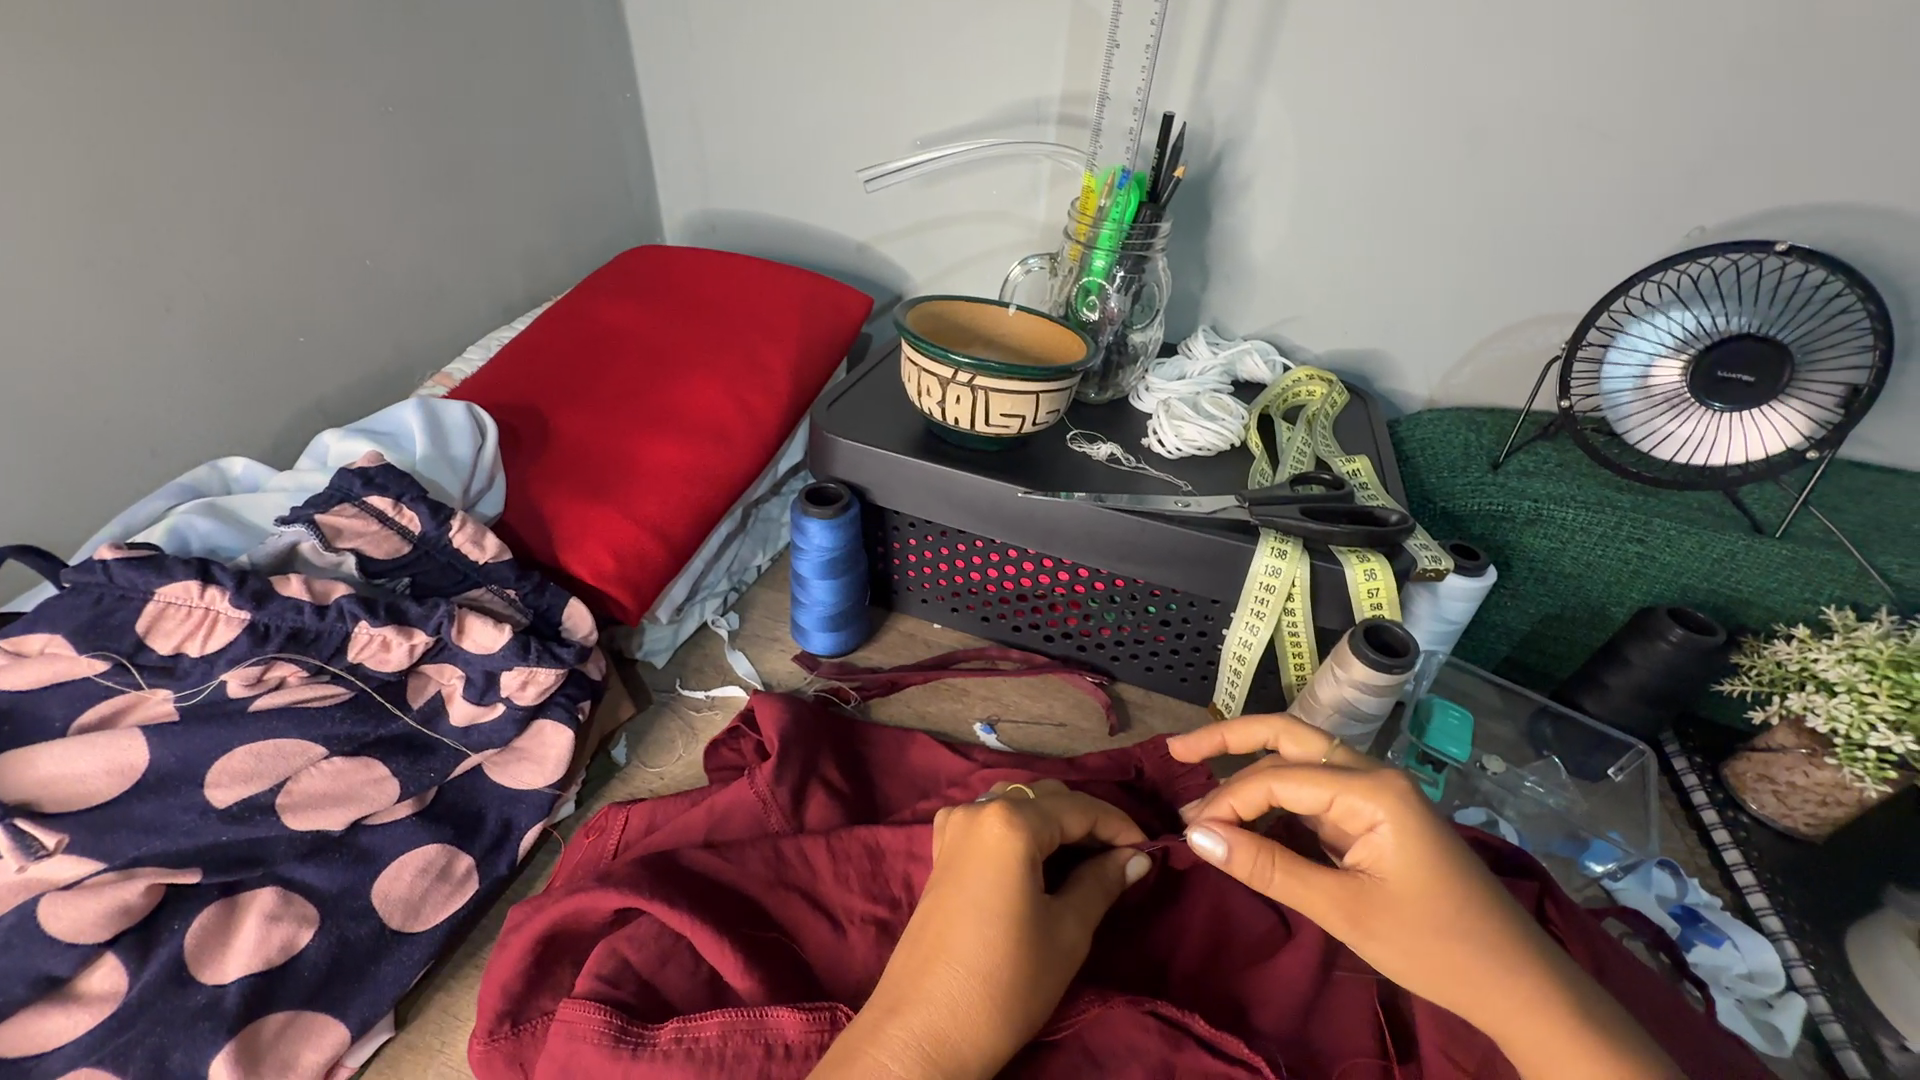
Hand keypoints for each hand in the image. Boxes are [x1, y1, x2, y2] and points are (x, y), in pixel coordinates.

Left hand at [810, 779, 1150, 1079]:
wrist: (927, 1029)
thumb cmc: (1006, 981)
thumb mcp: (1067, 931)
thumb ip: (1103, 881)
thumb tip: (1137, 856)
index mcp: (1009, 820)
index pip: (1079, 808)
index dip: (1119, 826)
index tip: (1149, 850)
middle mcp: (978, 809)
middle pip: (1046, 798)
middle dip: (1088, 822)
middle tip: (1123, 858)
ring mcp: (954, 827)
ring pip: (1017, 804)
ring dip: (1054, 822)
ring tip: (1088, 858)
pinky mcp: (942, 850)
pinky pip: (991, 821)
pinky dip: (1022, 829)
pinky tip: (1042, 858)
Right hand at [1167, 713, 1679, 1079]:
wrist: (1520, 985)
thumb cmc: (1435, 946)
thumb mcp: (1342, 909)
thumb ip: (1266, 866)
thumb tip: (1195, 834)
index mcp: (1370, 788)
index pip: (1277, 777)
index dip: (1227, 801)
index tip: (1191, 832)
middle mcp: (1371, 775)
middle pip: (1288, 737)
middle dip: (1229, 740)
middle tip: (1175, 751)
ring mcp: (1374, 794)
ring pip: (1299, 761)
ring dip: (1249, 772)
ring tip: (1200, 792)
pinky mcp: (1373, 818)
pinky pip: (1313, 793)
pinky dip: (1274, 800)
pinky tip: (1246, 816)